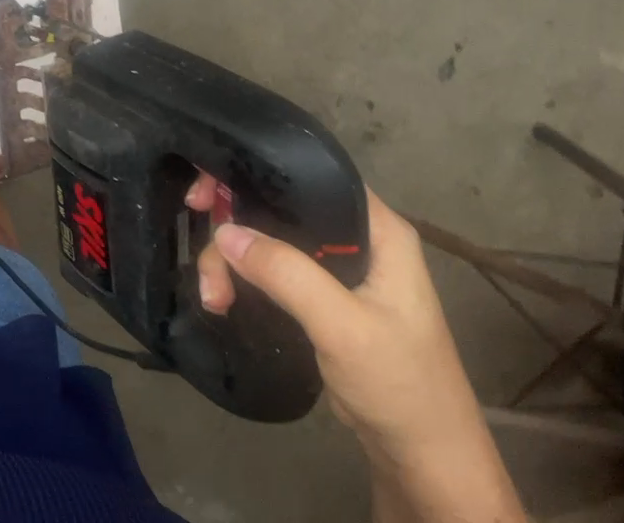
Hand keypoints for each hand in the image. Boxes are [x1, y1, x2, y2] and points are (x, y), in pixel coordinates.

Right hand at [189, 177, 479, 453]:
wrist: (419, 450)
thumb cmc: (400, 383)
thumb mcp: (343, 326)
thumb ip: (287, 274)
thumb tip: (223, 230)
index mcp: (378, 231)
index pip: (309, 176)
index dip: (254, 174)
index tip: (208, 194)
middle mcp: (355, 238)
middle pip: (273, 208)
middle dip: (231, 231)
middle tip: (204, 258)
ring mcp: (334, 267)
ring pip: (261, 240)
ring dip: (227, 264)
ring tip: (214, 298)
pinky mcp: (315, 293)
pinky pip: (263, 268)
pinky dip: (236, 280)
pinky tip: (222, 300)